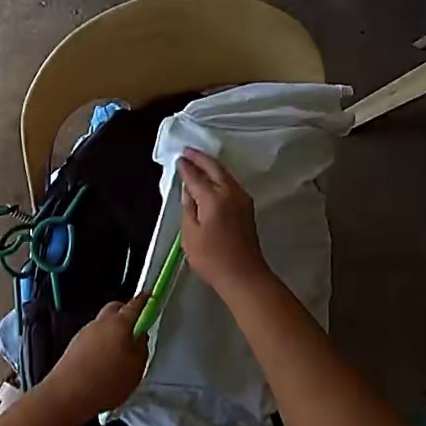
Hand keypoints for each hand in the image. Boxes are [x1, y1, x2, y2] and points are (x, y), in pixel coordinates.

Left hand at [38, 295, 148, 424]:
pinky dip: (100, 343)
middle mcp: (101, 322)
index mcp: (120, 322)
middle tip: (135, 327)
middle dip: (126, 312)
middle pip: (116, 308)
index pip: (135, 304)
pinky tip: (103, 363)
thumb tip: (141, 338)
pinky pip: (92, 338)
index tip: (148, 298)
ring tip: (119, 352)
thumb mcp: (136, 367)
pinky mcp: (74, 345)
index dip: (144, 300)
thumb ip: (142, 347)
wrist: (67, 395)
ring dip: (112, 330)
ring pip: (103, 323)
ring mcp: (85, 332)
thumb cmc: (105, 381)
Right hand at [176, 149, 270, 290]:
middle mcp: (230, 192)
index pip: (196, 176)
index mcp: (214, 197)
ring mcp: (242, 198)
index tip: (178, 159)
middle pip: (214, 168)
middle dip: (200, 158)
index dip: (186, 167)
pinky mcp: (247, 206)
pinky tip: (213, 177)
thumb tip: (188, 190)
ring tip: (198, 160)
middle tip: (188, 151)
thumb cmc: (212, 258)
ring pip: (225, 174)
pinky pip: (231, 182)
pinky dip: (220, 175)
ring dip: (211, 165)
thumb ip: (188, 207)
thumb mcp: (190, 234)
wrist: (243, 274)